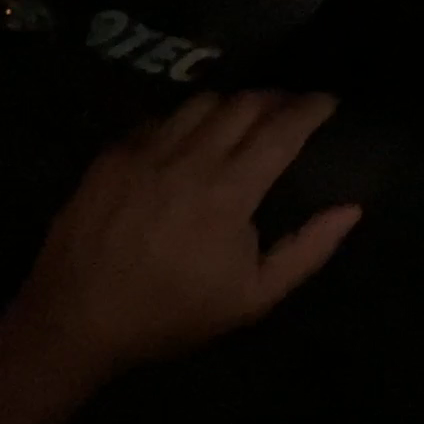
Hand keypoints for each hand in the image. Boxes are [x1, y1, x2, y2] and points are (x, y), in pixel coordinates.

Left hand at [9, 91, 361, 371]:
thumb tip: (351, 209)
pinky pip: (162, 116)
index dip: (312, 107)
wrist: (72, 325)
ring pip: (205, 100)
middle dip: (278, 98)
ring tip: (243, 117)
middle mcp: (192, 159)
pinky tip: (190, 138)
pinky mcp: (113, 154)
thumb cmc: (172, 311)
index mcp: (231, 192)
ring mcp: (147, 152)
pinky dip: (188, 118)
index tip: (329, 101)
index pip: (283, 128)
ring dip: (234, 104)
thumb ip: (308, 250)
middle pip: (247, 102)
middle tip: (291, 108)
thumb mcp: (253, 297)